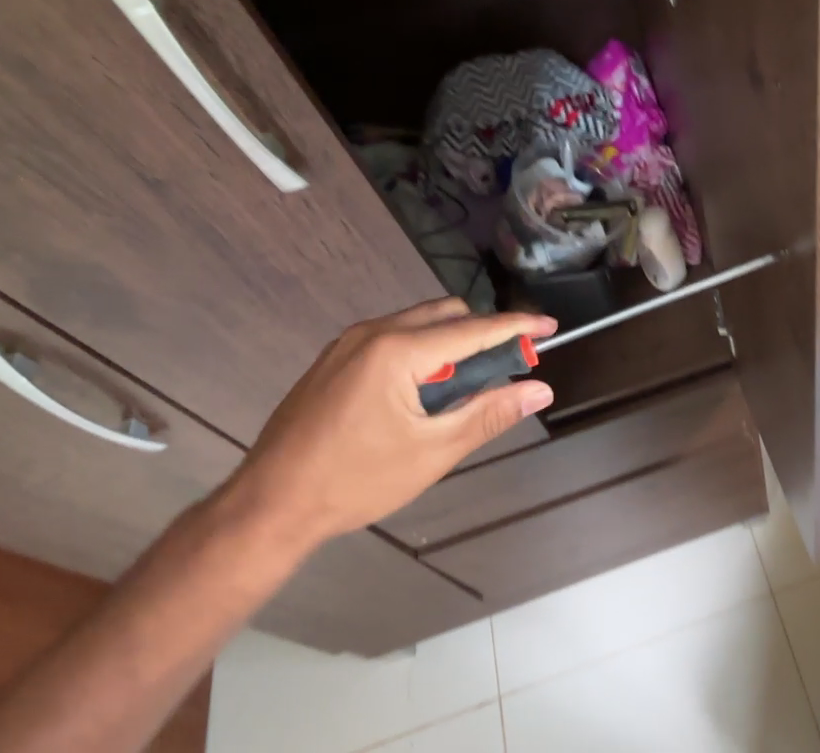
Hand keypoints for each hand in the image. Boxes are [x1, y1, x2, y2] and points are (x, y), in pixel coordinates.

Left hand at [226, 299, 557, 545]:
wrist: (269, 504)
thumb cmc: (355, 480)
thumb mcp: (432, 451)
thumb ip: (489, 413)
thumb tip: (539, 390)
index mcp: (398, 351)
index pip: (473, 329)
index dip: (517, 327)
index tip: (550, 326)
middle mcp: (373, 333)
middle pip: (446, 315)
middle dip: (482, 334)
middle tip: (506, 369)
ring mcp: (347, 343)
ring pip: (417, 324)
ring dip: (450, 344)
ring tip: (464, 389)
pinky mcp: (332, 360)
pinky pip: (392, 337)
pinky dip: (421, 352)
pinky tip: (421, 394)